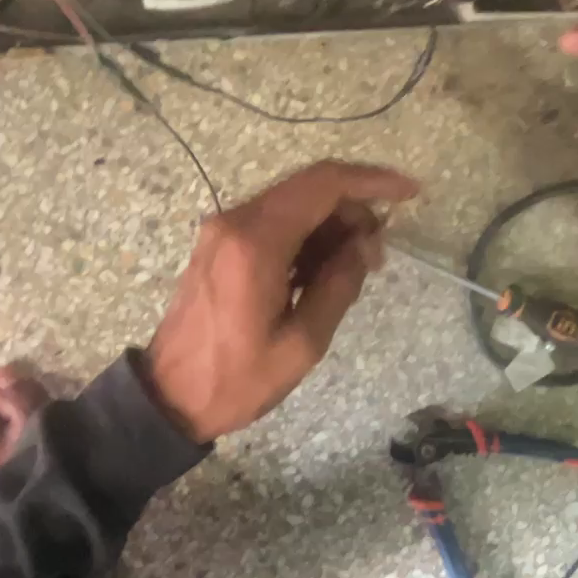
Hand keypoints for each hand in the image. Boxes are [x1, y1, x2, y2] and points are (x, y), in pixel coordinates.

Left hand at [143, 160, 419, 441]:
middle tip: (377, 257)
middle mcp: (235, 221)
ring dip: (330, 225)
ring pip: (292, 204)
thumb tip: (366, 244)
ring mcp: (223, 230)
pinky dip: (305, 236)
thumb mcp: (302, 342)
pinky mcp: (219, 244)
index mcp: (256, 242)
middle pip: (309, 189)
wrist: (168, 397)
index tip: (409, 193)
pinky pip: (273, 222)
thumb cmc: (236, 379)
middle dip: (353, 211)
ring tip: (354, 270)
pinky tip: (321, 272)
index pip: (323, 184)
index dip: (372, 181)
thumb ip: (340, 284)